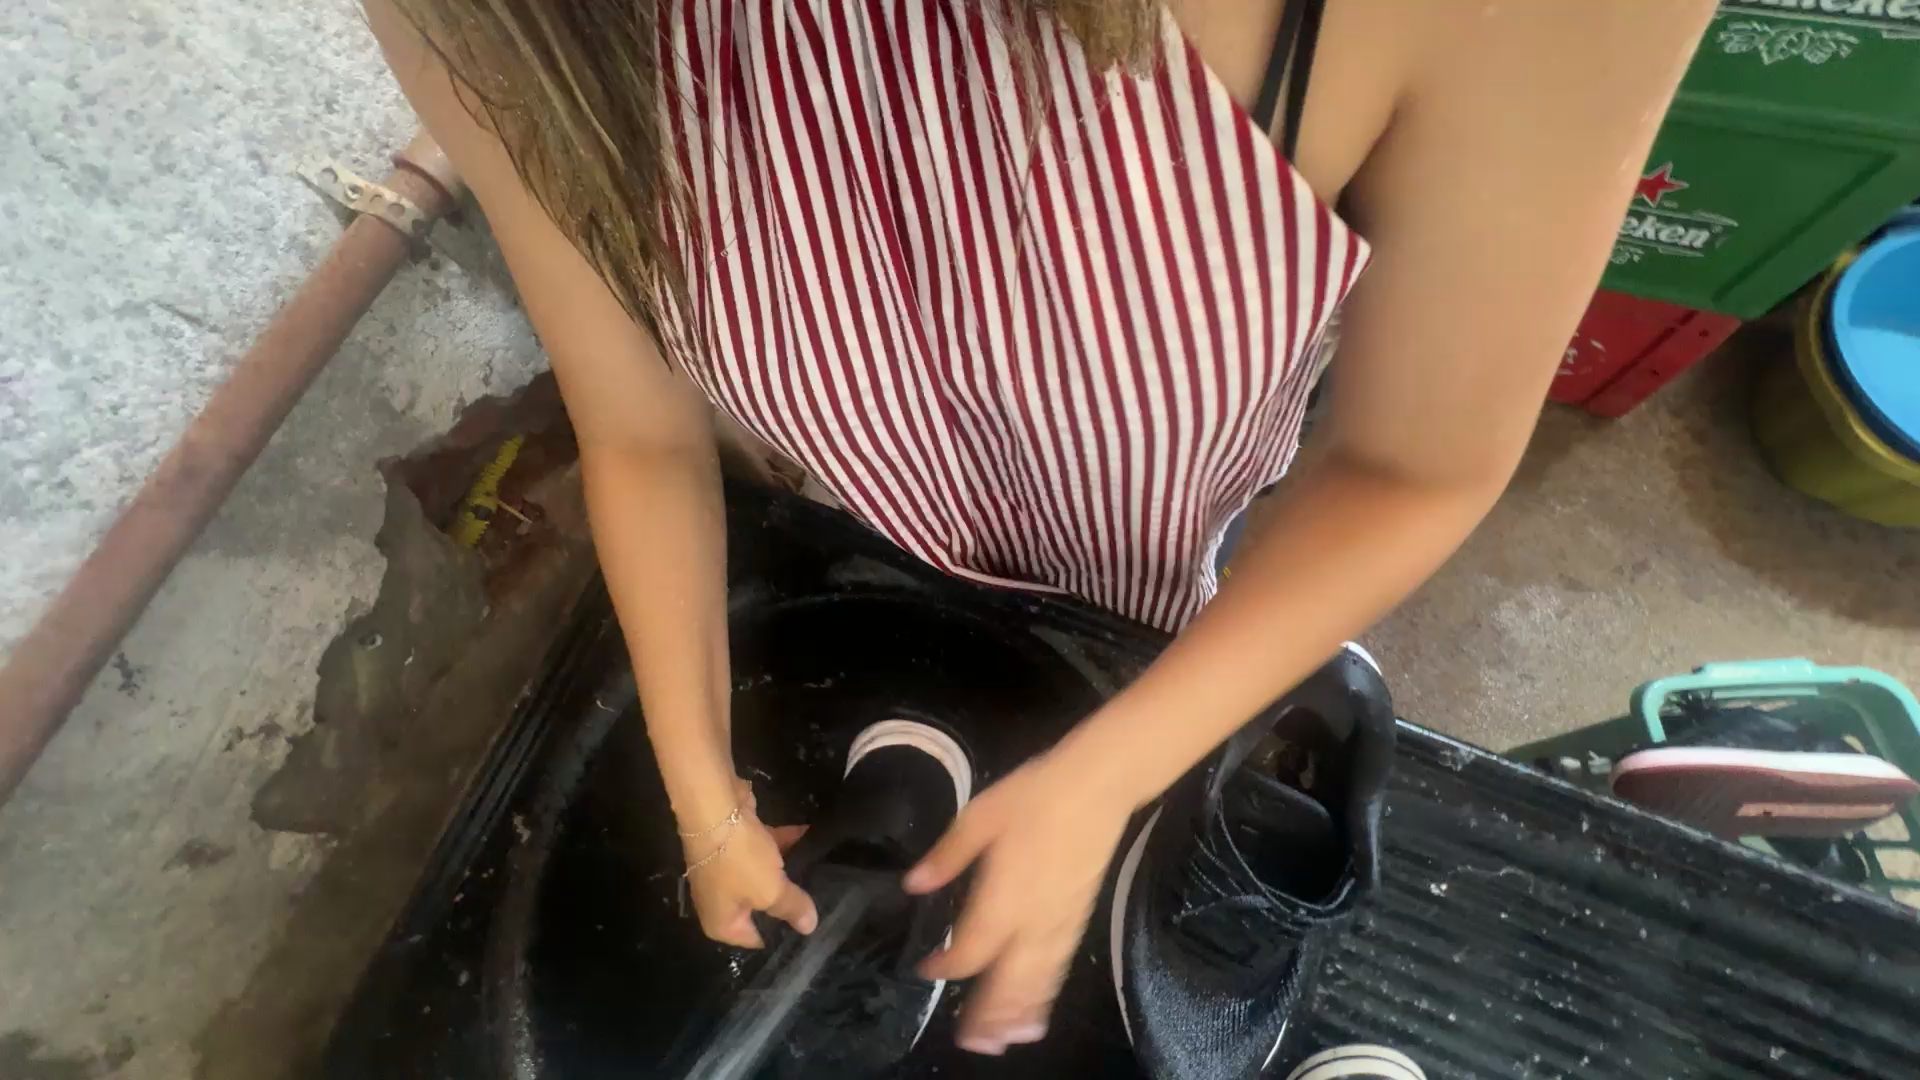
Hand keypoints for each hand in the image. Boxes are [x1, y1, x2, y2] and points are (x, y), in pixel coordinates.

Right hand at [683, 778, 818, 947]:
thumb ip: (791, 906)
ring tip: (826, 869)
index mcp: (722, 924)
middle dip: (790, 898)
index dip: (784, 934)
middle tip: (824, 896)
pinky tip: (812, 838)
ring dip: (791, 868)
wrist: (716, 808)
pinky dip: (787, 843)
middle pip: (763, 906)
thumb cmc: (739, 861)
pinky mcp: (740, 842)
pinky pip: (768, 849)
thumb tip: (809, 927)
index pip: (757, 939)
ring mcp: (730, 869)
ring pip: (767, 875)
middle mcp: (723, 900)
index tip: (813, 926)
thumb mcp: (770, 890)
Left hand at [904, 751, 1137, 1054]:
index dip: (946, 965)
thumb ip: (948, 854)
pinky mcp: (1079, 917)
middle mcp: (1032, 921)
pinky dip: (1046, 996)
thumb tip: (913, 885)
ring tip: (997, 1043)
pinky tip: (1038, 1011)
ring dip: (1015, 1015)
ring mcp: (1060, 923)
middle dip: (985, 1014)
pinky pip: (1059, 968)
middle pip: (1006, 981)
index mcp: (1003, 896)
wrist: (1096, 787)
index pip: (970, 949)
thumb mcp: (980, 814)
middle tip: (966, 1042)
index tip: (925, 968)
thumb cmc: (1035, 795)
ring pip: (1036, 982)